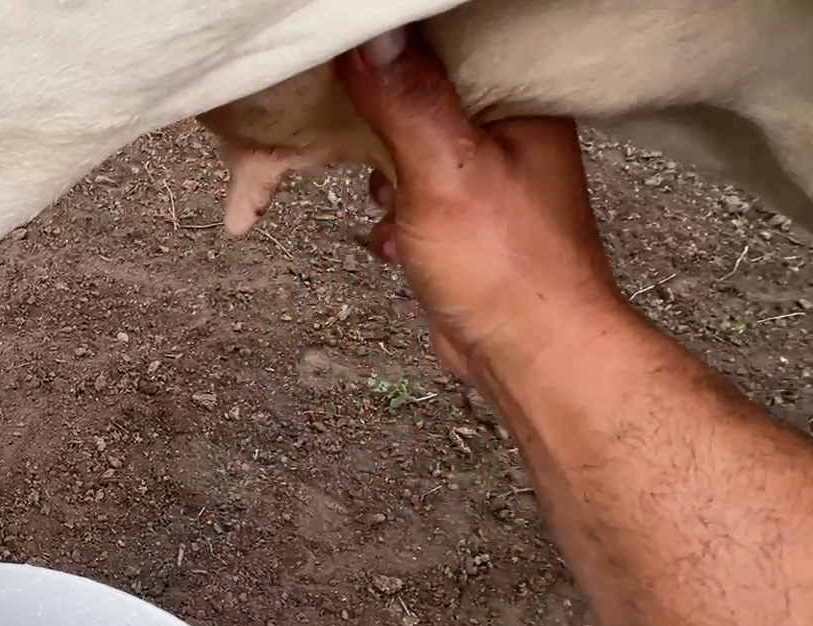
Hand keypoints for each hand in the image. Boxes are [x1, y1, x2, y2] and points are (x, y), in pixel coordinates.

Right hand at [336, 28, 627, 385]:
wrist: (519, 345)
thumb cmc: (501, 265)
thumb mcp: (442, 175)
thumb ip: (406, 106)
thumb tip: (371, 41)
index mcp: (518, 104)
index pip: (444, 56)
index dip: (390, 65)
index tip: (345, 77)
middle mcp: (507, 133)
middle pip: (422, 105)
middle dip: (377, 133)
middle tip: (353, 148)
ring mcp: (485, 178)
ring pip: (410, 155)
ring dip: (384, 184)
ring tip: (390, 206)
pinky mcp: (463, 218)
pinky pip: (411, 199)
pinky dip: (393, 219)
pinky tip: (396, 241)